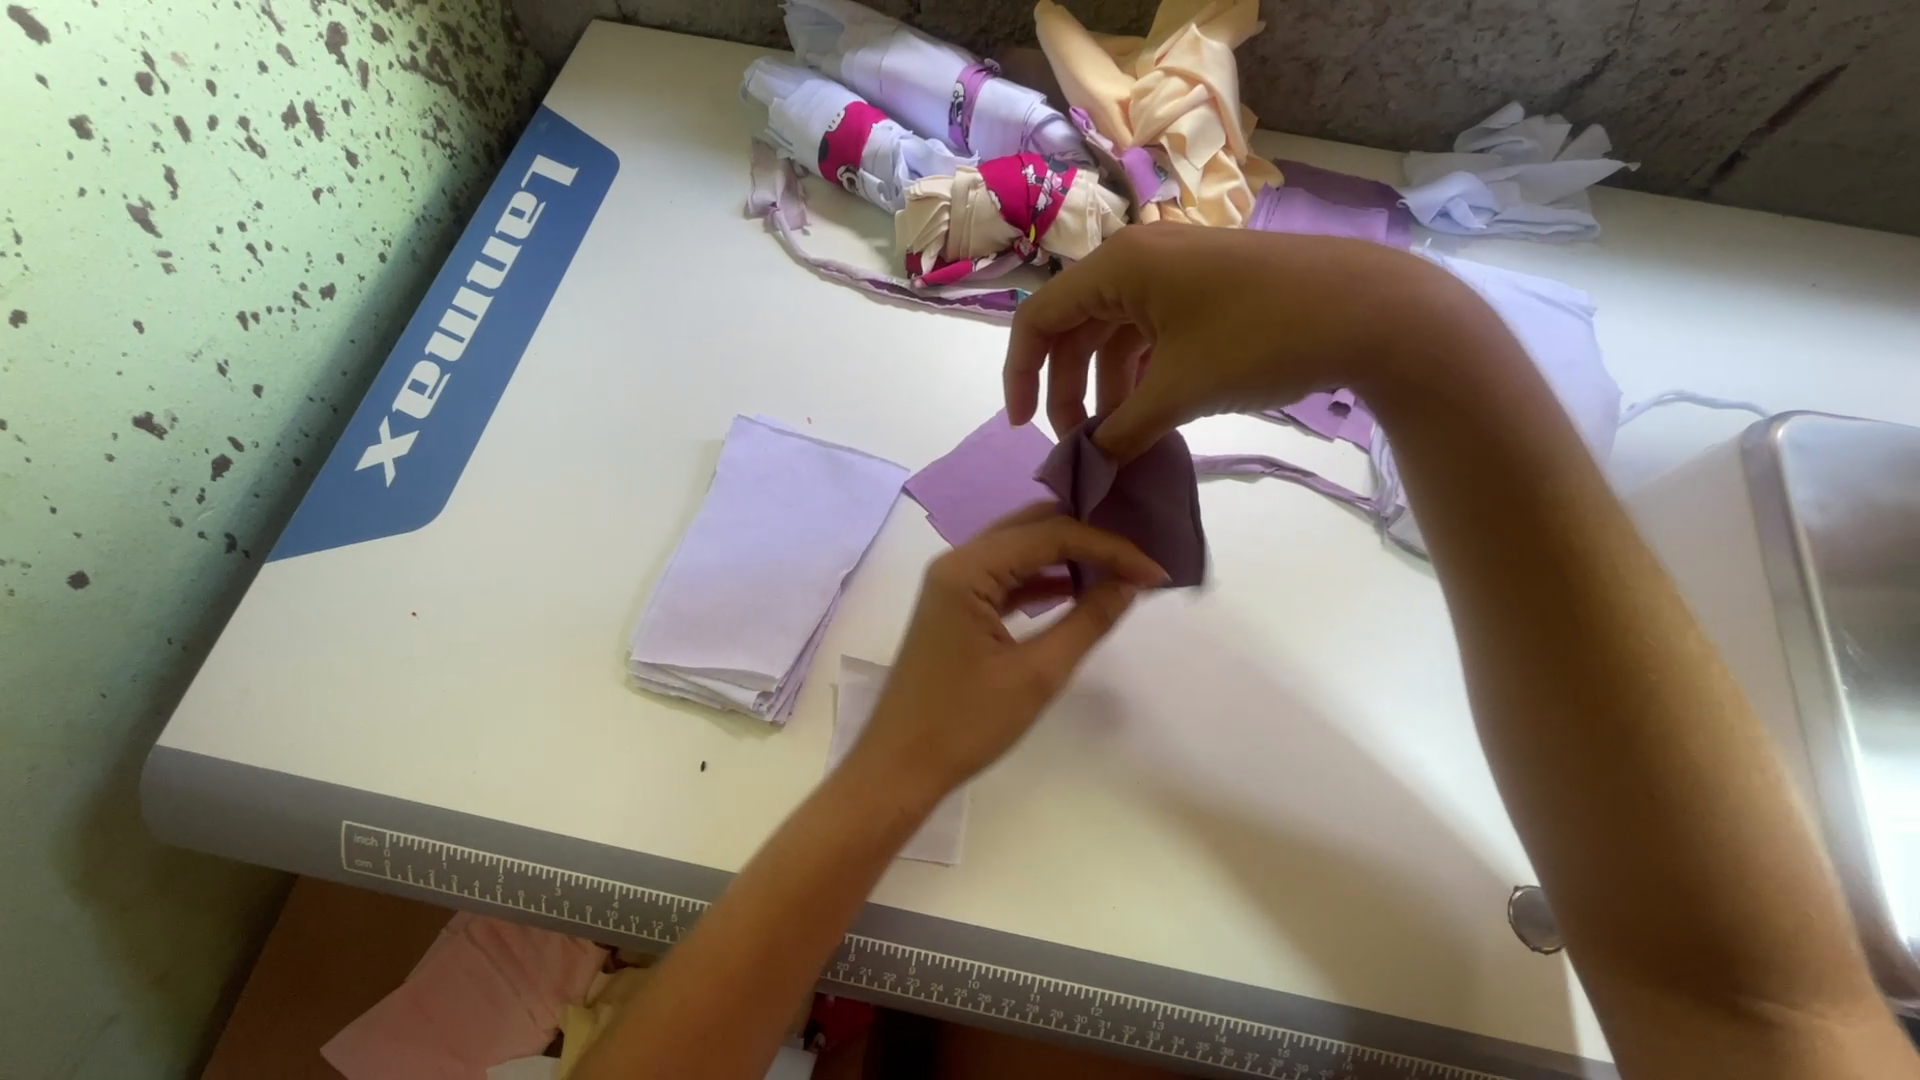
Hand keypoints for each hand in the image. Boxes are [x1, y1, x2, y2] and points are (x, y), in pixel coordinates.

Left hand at [849, 507, 1167, 797]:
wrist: (901, 766)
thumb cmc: (966, 723)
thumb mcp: (1038, 674)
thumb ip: (1089, 620)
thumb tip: (1132, 583)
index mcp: (967, 569)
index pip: (1050, 534)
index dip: (1108, 547)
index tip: (1155, 571)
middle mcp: (956, 562)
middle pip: (1031, 528)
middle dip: (1088, 538)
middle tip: (1138, 559)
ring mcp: (953, 583)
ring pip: (1019, 549)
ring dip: (1067, 557)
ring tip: (1118, 573)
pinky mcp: (956, 606)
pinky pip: (1006, 577)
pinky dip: (1043, 580)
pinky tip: (1079, 591)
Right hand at [1002, 223, 1477, 460]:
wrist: (1373, 311)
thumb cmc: (1261, 339)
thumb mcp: (1179, 391)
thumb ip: (1122, 430)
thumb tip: (1092, 465)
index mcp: (1117, 267)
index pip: (1039, 320)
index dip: (1021, 376)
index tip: (1025, 429)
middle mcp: (1137, 261)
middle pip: (1075, 330)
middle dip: (1070, 392)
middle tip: (1079, 446)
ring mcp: (1175, 274)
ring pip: (1115, 337)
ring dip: (1107, 390)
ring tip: (1116, 441)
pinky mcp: (1205, 292)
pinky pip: (1151, 336)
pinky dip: (1142, 377)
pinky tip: (1150, 416)